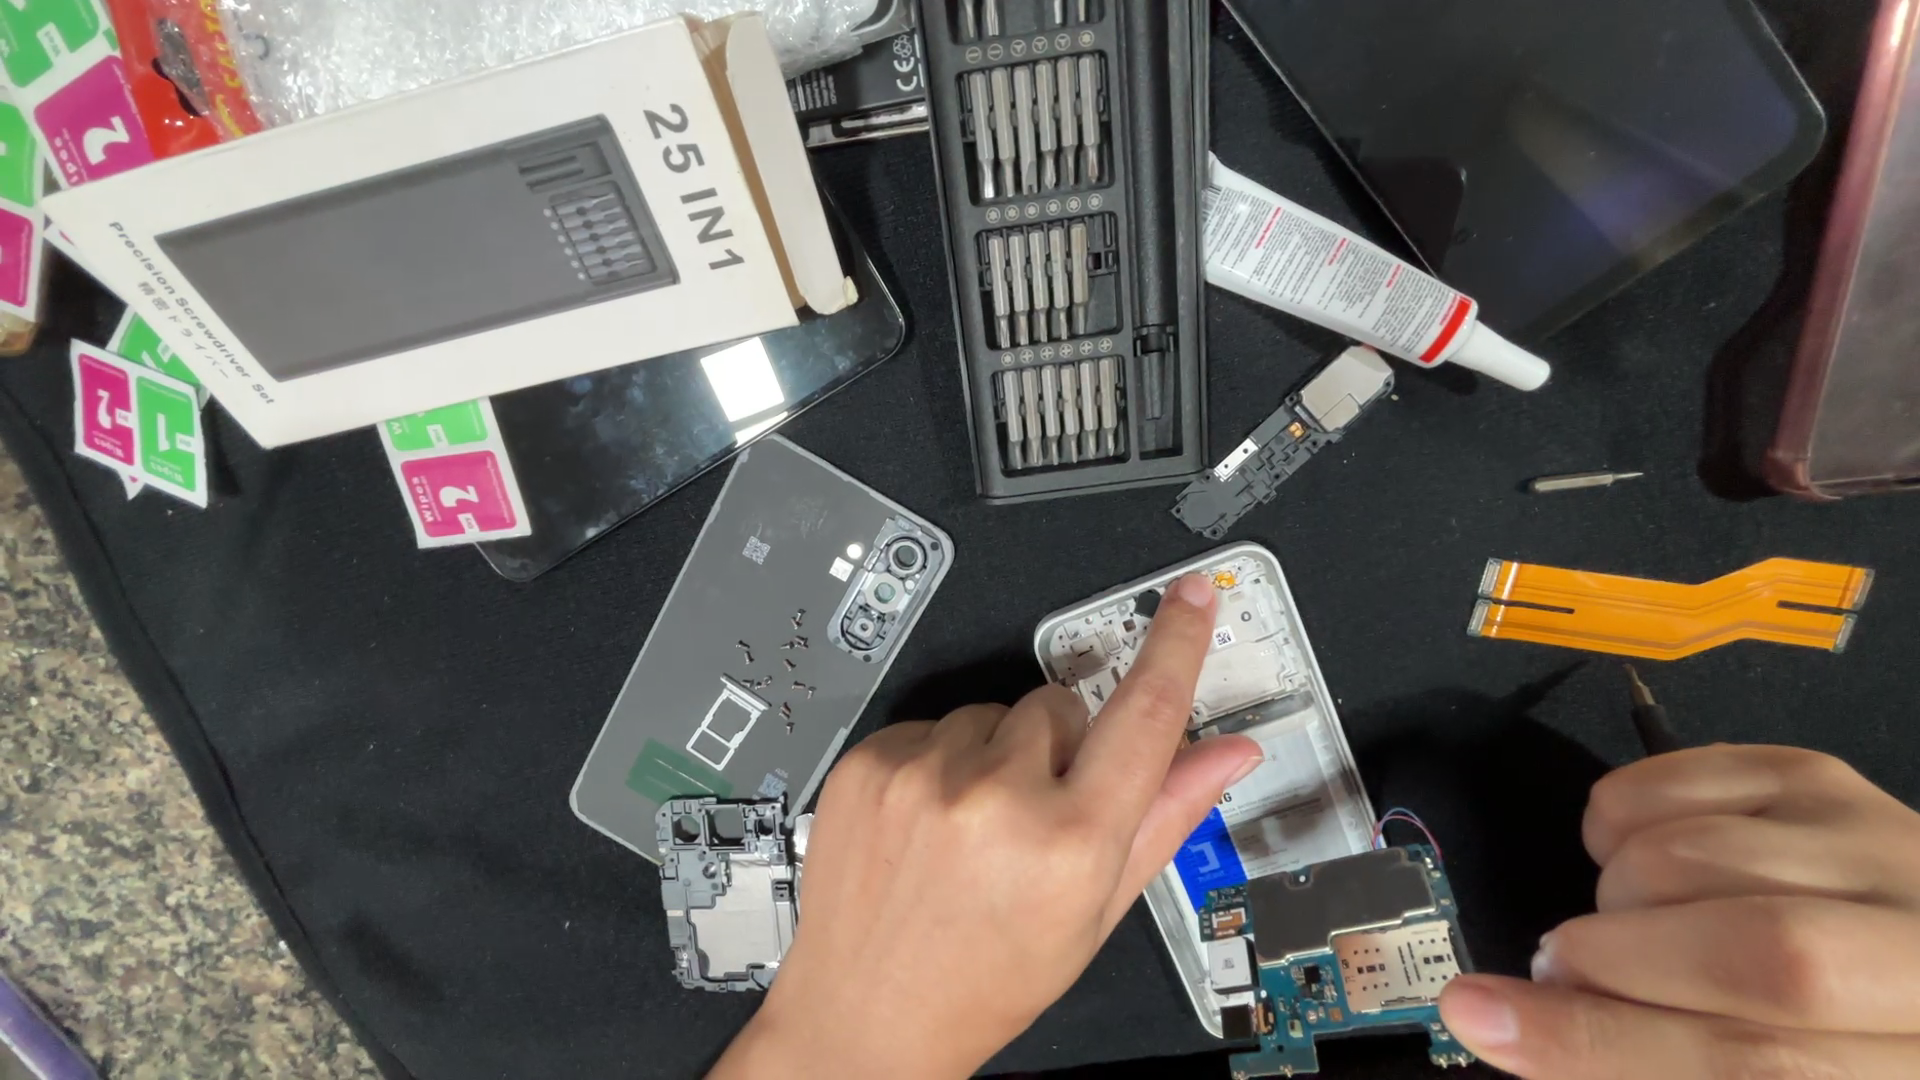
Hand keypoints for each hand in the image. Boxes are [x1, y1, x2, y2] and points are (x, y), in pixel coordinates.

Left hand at [709, 575, 1263, 1079]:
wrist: (868, 1013)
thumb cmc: (990, 975)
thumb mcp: (1095, 911)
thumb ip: (1165, 816)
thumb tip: (1227, 754)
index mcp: (1067, 842)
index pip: (1144, 716)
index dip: (1176, 645)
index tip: (1190, 597)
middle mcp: (993, 797)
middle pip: (1056, 704)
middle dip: (1058, 745)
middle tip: (1035, 812)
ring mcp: (922, 773)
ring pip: (992, 711)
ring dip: (995, 752)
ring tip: (976, 822)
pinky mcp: (871, 759)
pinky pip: (933, 722)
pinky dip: (942, 757)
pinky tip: (933, 814)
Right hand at [1440, 745, 1919, 1077]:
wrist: (1913, 960)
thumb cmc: (1831, 1040)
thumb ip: (1643, 1055)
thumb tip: (1483, 1014)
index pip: (1757, 1063)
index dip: (1596, 1040)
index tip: (1472, 1014)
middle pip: (1758, 950)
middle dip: (1609, 958)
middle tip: (1557, 968)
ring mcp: (1885, 842)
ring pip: (1687, 857)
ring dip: (1615, 896)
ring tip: (1636, 928)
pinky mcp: (1813, 774)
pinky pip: (1655, 785)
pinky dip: (1608, 826)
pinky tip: (1644, 861)